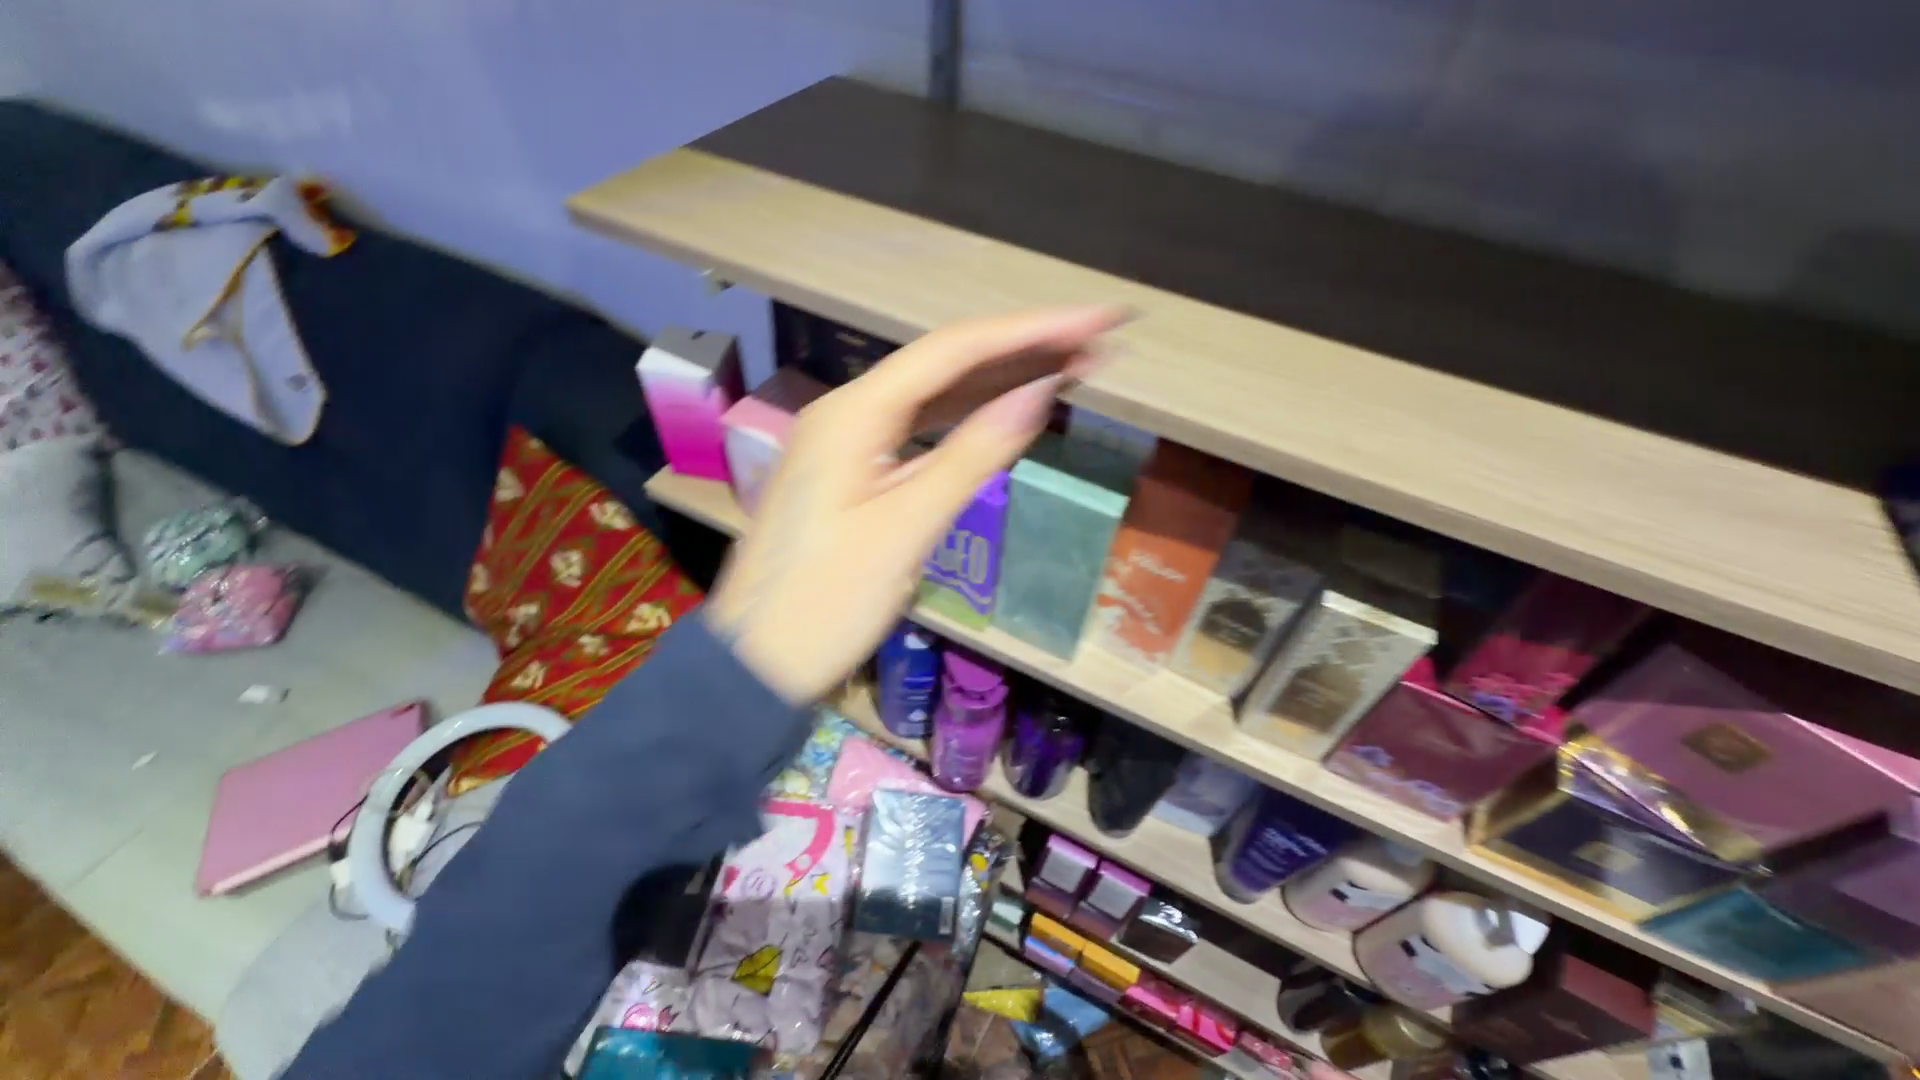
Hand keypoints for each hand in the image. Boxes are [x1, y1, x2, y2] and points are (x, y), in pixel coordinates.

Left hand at [705, 307, 1127, 703]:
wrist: (758, 662)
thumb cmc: (827, 602)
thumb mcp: (907, 529)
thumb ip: (974, 455)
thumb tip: (1041, 392)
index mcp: (854, 413)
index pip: (955, 350)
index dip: (1032, 330)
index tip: (1099, 318)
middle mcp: (849, 411)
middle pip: (947, 364)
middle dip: (1024, 348)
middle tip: (1099, 338)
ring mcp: (849, 441)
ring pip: (935, 395)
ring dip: (1001, 380)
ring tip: (1073, 366)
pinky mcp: (855, 472)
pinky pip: (921, 429)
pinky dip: (969, 419)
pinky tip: (1009, 412)